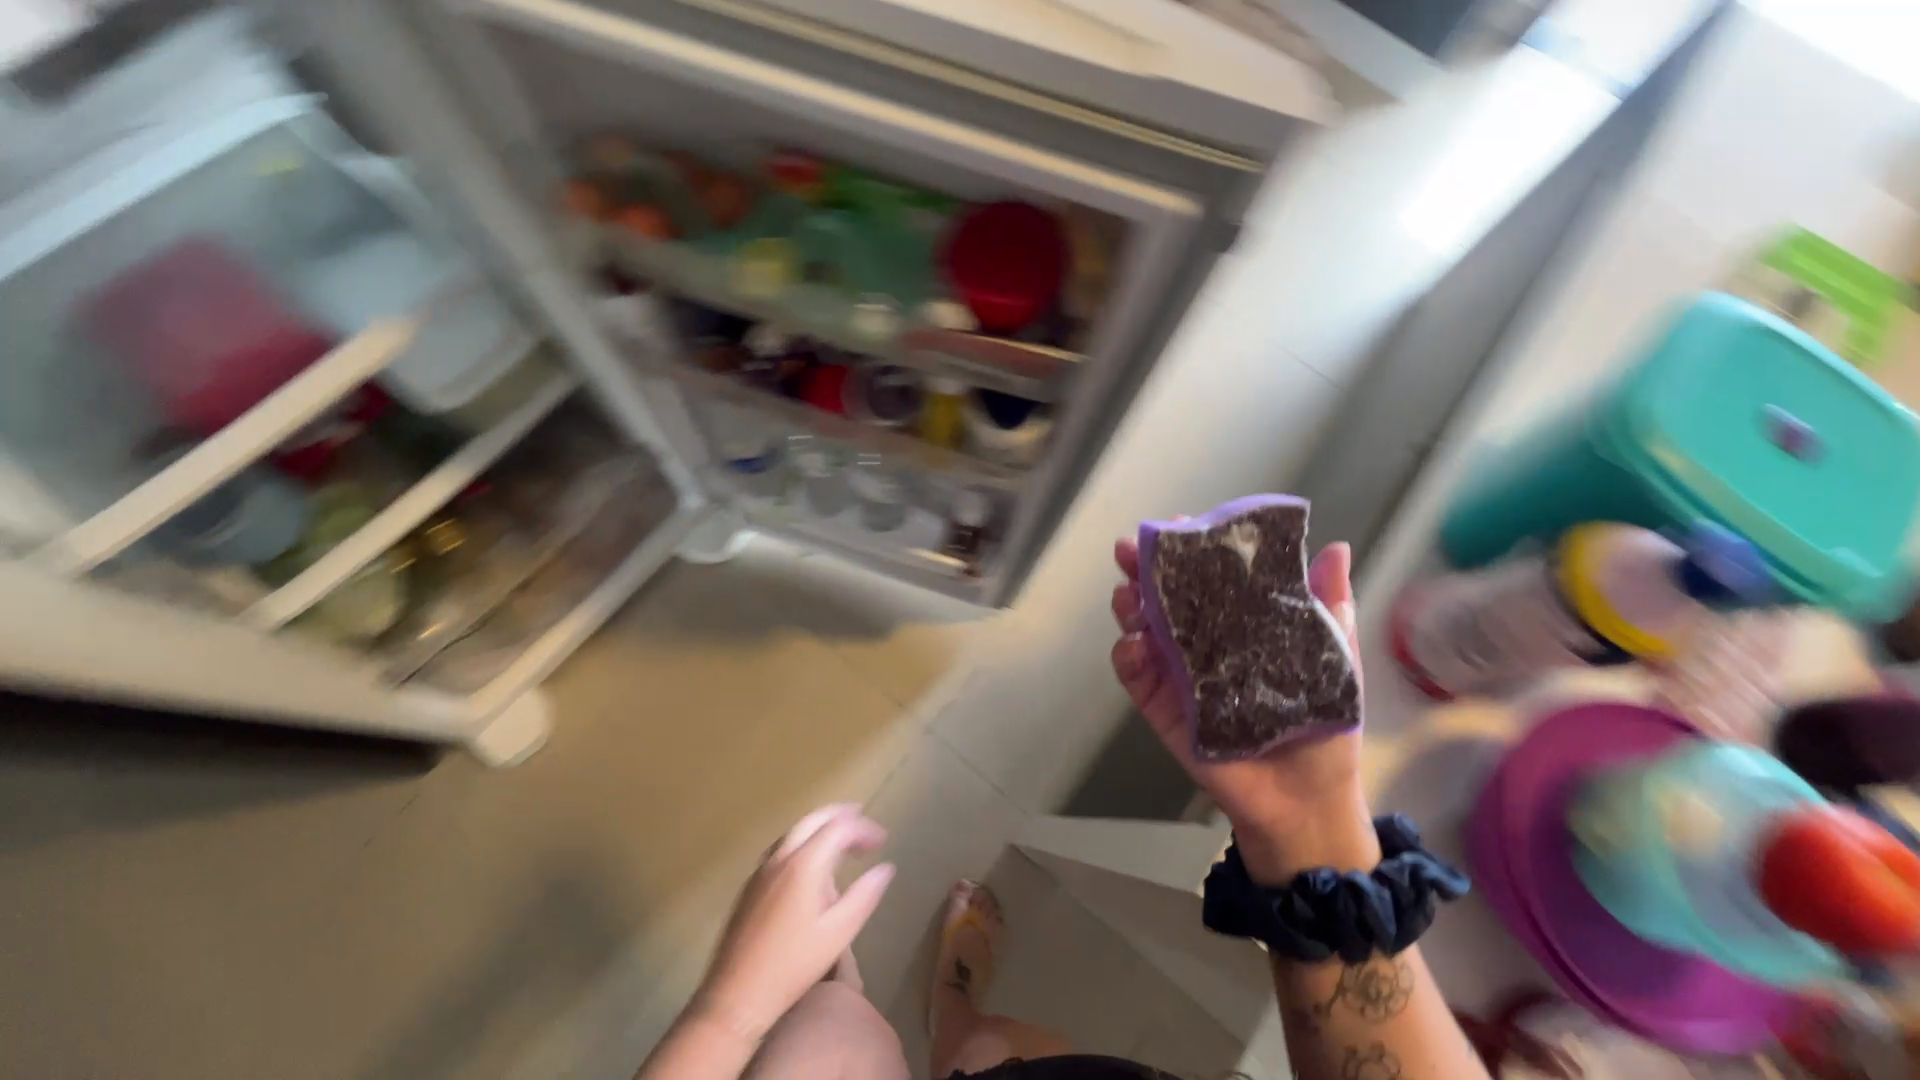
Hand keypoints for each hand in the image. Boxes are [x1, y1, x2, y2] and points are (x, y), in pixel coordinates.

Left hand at [693, 804, 895, 1040]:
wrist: (737, 993)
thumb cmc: (793, 965)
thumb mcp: (839, 933)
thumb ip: (864, 896)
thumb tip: (886, 867)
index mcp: (804, 865)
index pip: (838, 828)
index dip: (863, 828)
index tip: (883, 841)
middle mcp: (780, 858)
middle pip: (812, 819)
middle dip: (840, 815)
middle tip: (863, 818)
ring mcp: (761, 870)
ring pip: (793, 832)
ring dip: (820, 826)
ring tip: (842, 837)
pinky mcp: (750, 886)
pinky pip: (781, 848)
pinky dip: (803, 841)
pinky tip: (811, 862)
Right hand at [1110, 537, 1379, 880]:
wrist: (1307, 796)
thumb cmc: (1324, 722)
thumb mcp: (1335, 656)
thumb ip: (1329, 605)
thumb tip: (1337, 548)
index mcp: (1240, 622)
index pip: (1207, 575)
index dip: (1189, 547)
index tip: (1180, 524)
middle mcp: (1202, 641)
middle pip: (1164, 595)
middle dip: (1144, 567)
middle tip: (1132, 548)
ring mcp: (1177, 673)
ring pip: (1142, 628)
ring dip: (1129, 605)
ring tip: (1129, 592)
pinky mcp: (1162, 708)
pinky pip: (1136, 676)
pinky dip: (1128, 655)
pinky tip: (1135, 642)